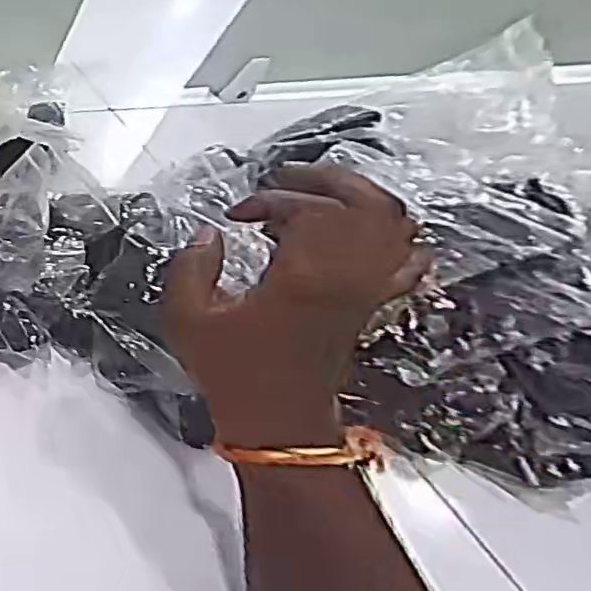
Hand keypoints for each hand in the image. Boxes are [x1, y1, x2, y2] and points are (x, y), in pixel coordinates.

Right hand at [162, 163, 428, 448]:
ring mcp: (369, 290)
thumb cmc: (229, 367)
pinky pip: (404, 255)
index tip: (233, 215)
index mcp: (303, 278)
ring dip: (355, 199)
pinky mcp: (373, 302)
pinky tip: (352, 230)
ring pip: (393, 224)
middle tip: (283, 177)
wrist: (277, 414)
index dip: (268, 200)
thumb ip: (191, 267)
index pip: (309, 211)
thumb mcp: (186, 316)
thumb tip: (208, 234)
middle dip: (325, 181)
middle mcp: (349, 278)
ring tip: (312, 193)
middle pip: (367, 206)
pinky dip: (385, 232)